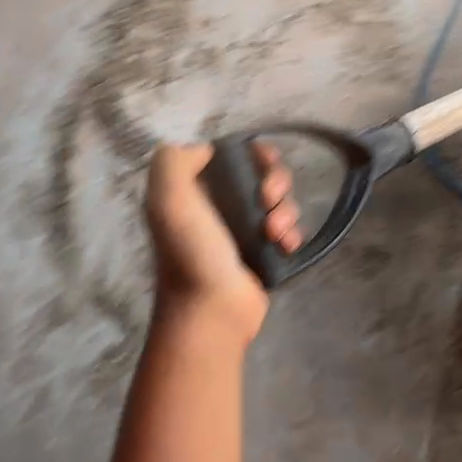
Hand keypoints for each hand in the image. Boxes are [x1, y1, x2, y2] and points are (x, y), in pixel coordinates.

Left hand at [142, 142, 301, 345]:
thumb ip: (174, 161)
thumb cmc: (191, 254)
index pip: (234, 155)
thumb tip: (207, 149)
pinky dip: (293, 233)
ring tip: (275, 234)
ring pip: (280, 202)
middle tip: (269, 200)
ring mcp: (243, 231)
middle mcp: (218, 206)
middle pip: (263, 175)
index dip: (254, 154)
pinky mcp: (264, 253)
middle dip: (276, 182)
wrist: (210, 313)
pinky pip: (290, 229)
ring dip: (286, 211)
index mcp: (196, 191)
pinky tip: (286, 247)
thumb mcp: (168, 200)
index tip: (263, 164)